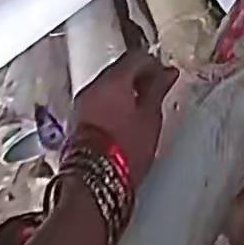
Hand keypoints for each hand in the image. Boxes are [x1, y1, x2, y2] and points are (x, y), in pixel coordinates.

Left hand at [72, 51, 177, 181]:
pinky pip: (99, 101)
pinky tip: (125, 119)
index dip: (155, 65)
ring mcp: (82, 103)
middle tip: (156, 91)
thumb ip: (158, 88)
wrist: (93, 187)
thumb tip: (167, 73)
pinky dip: (113, 103)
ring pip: (108, 85)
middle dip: (138, 76)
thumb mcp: (150, 117)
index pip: (137, 57)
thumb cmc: (126, 151)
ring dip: (125, 90)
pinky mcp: (77, 121)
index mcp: (113, 79)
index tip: (165, 78)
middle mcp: (93, 86)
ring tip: (142, 108)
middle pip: (120, 69)